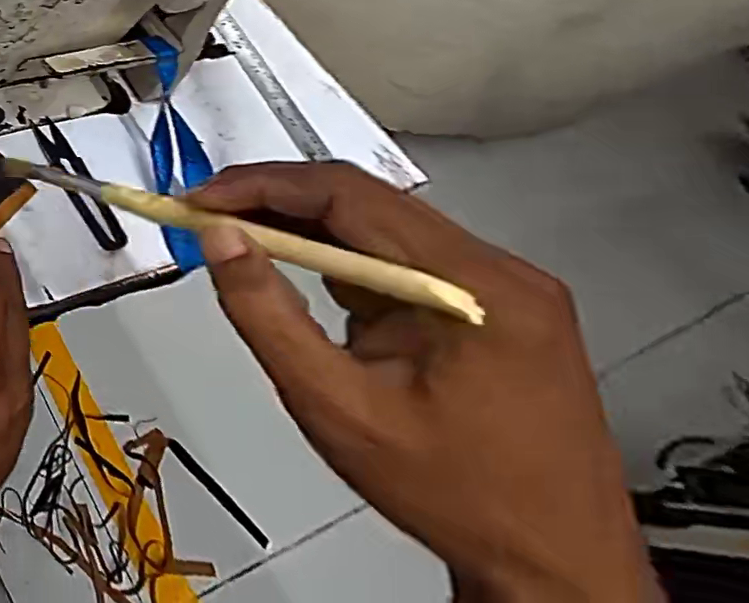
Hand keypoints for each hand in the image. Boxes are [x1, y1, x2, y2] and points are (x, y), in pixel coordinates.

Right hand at [190, 163, 657, 602]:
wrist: (552, 567)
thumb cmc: (450, 492)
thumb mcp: (334, 402)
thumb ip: (266, 312)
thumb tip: (218, 237)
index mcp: (477, 288)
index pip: (347, 196)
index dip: (260, 185)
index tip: (197, 200)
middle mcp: (494, 270)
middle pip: (358, 198)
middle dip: (268, 196)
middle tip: (200, 212)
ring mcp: (488, 284)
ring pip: (366, 219)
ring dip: (290, 219)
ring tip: (226, 231)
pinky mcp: (471, 300)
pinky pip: (380, 250)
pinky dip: (320, 248)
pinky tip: (279, 259)